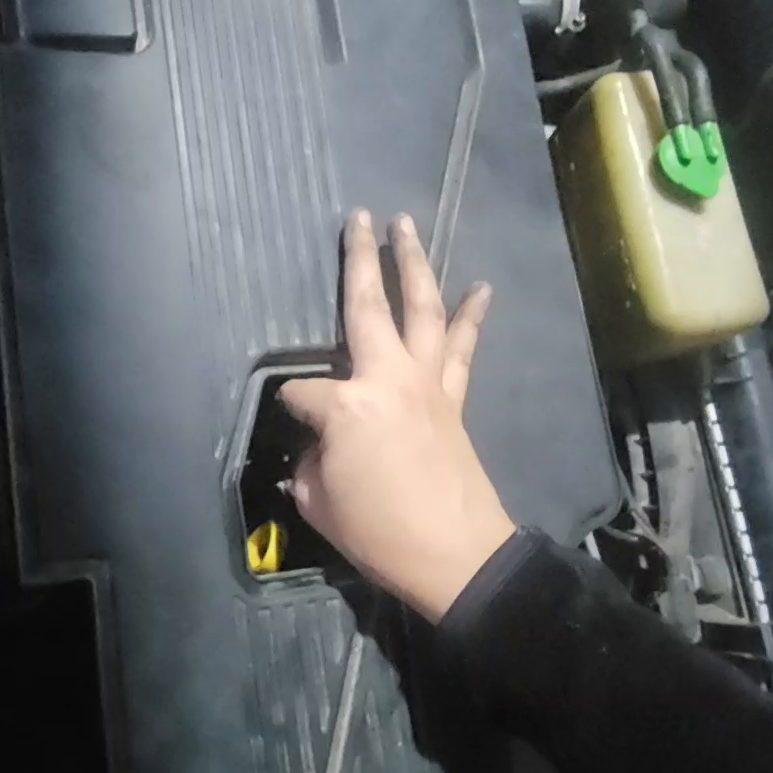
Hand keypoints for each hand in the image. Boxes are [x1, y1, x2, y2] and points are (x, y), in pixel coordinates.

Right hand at [280, 211, 513, 621]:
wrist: (458, 556)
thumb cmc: (379, 534)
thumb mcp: (320, 503)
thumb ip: (310, 463)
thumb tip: (317, 447)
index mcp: (345, 408)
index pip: (300, 392)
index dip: (292, 410)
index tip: (298, 433)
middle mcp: (387, 379)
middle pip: (367, 308)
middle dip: (360, 259)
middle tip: (358, 217)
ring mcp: (426, 383)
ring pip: (421, 310)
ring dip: (414, 265)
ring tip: (407, 226)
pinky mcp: (453, 397)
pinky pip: (463, 347)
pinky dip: (471, 315)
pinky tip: (479, 287)